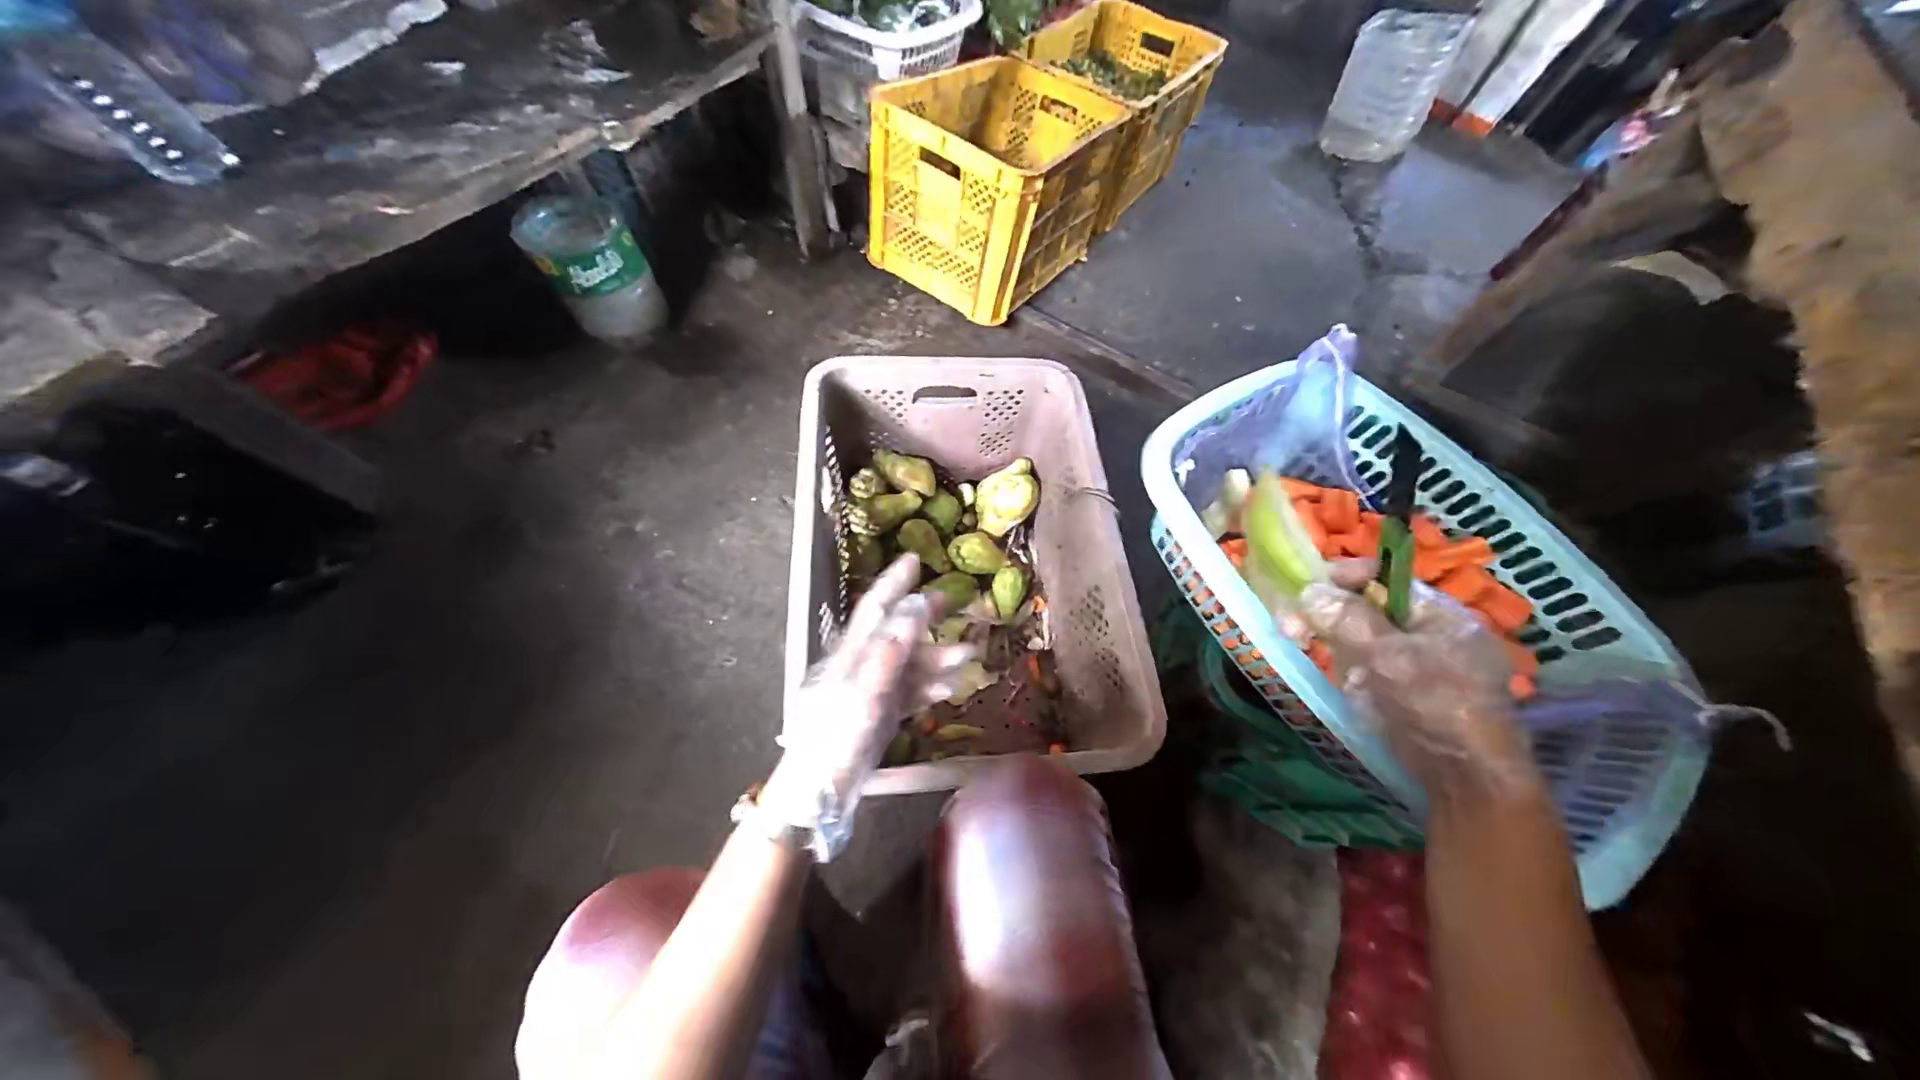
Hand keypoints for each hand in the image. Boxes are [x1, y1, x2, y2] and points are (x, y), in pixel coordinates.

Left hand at [758, 555, 972, 858]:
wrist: (818, 792)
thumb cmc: (835, 740)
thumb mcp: (863, 693)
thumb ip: (889, 652)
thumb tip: (913, 608)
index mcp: (851, 654)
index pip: (875, 608)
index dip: (894, 582)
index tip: (914, 559)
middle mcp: (861, 665)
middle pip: (896, 631)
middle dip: (924, 616)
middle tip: (953, 601)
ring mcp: (871, 690)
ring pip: (908, 664)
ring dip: (936, 657)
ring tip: (969, 654)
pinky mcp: (878, 714)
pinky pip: (908, 692)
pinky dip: (928, 687)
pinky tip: (949, 689)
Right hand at [1288, 560, 1540, 806]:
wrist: (1466, 780)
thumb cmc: (1437, 706)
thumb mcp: (1390, 656)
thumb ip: (1348, 619)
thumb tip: (1308, 589)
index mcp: (1438, 614)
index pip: (1384, 577)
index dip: (1343, 577)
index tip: (1305, 587)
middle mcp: (1424, 632)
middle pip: (1363, 606)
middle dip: (1324, 611)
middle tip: (1290, 625)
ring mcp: (1410, 664)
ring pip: (1355, 635)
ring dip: (1324, 636)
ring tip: (1297, 642)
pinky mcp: (1395, 691)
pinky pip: (1358, 664)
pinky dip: (1338, 663)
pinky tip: (1325, 670)